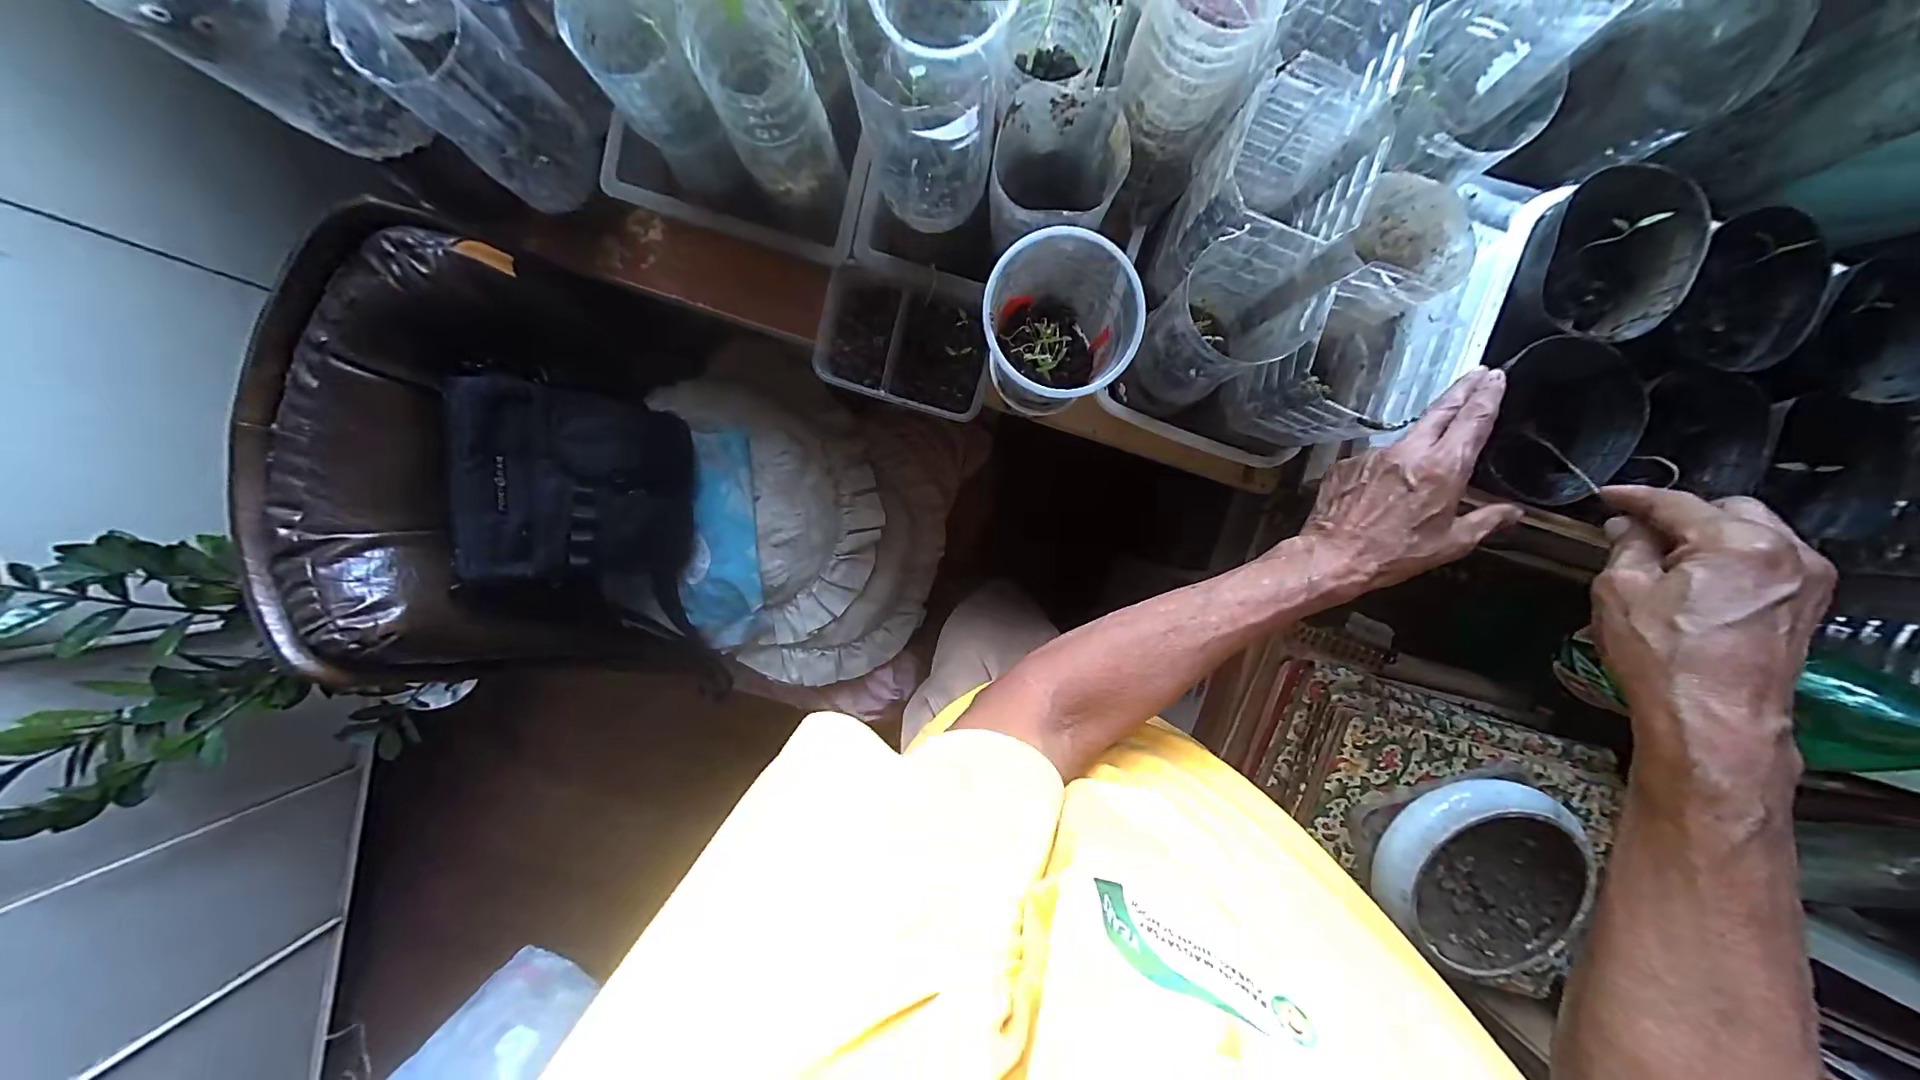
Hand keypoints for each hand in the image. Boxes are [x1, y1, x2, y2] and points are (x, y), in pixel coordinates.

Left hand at [1295, 368, 1522, 591]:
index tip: (1495, 378)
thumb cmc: (1393, 554)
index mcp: (1442, 468)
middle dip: (1461, 391)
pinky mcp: (1346, 464)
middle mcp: (1407, 453)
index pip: (1472, 420)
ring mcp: (1372, 456)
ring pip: (1405, 438)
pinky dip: (1385, 466)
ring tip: (1428, 451)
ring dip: (1420, 438)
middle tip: (1477, 375)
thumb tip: (1512, 513)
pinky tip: (1383, 486)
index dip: (1487, 396)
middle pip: (1439, 411)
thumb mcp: (1451, 543)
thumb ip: (1485, 522)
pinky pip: (1374, 459)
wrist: (1332, 556)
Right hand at [1592, 487, 1834, 803]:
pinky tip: (1693, 577)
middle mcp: (1790, 554)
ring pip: (1752, 535)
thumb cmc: (1661, 653)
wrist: (1712, 716)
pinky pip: (1765, 562)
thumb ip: (1627, 546)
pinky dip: (1728, 559)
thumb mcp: (1620, 590)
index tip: (1604, 496)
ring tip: (1661, 556)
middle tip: (1635, 531)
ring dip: (1706, 537)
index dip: (1635, 496)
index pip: (1679, 503)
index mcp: (1742, 543)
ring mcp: (1806, 582)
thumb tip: (1629, 527)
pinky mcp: (1806, 606)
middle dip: (1680, 515)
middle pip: (1729, 510)